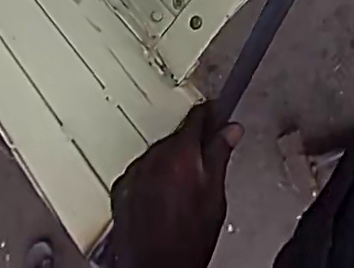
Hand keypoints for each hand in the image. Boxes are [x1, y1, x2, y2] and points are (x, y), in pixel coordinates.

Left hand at [103, 104, 241, 267]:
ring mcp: (135, 172)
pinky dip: (153, 177)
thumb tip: (232, 128)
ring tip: (183, 189)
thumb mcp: (215, 196)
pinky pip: (142, 170)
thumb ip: (221, 153)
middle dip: (192, 144)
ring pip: (159, 153)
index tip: (219, 113)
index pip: (197, 115)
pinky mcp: (121, 190)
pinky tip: (162, 198)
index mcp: (181, 153)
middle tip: (205, 163)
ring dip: (171, 160)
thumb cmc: (188, 241)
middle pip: (178, 135)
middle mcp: (155, 156)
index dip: (211, 112)